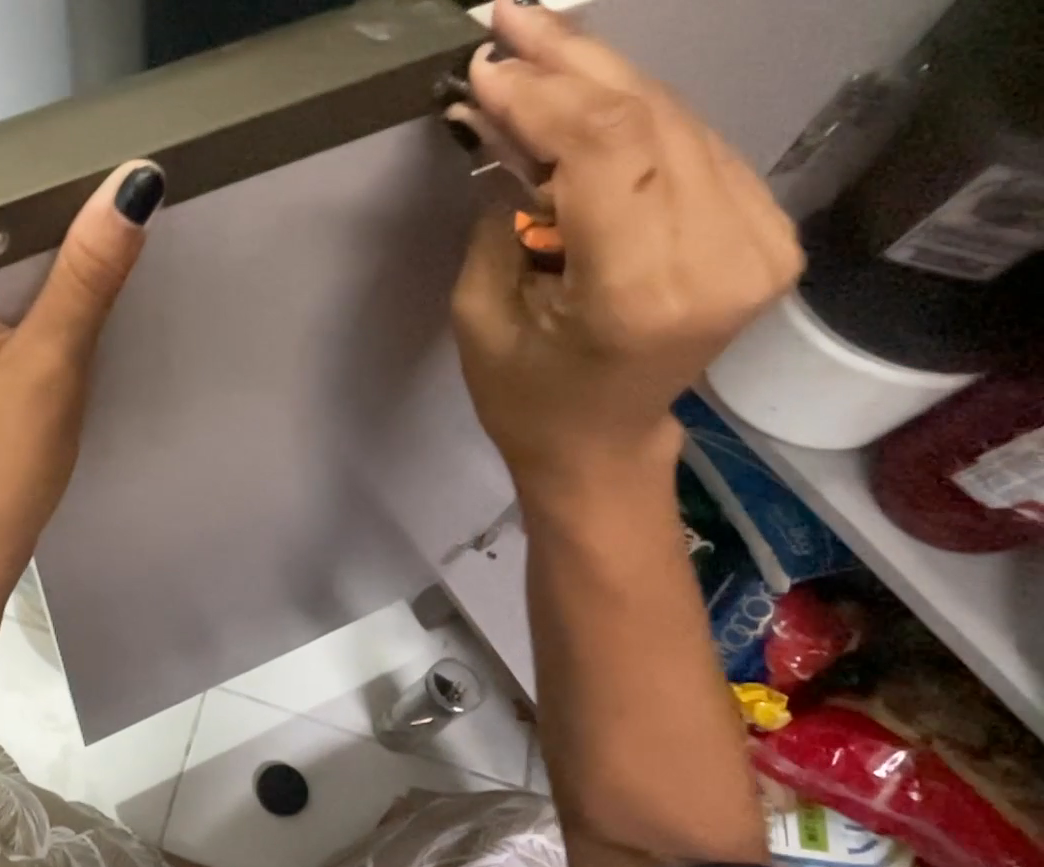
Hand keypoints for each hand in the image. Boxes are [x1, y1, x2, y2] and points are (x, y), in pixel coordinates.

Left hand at [0, 161, 163, 580]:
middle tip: (102, 226)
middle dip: (30, 231)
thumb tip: (134, 183)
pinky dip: (15, 300)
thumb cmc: (3, 464)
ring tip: (90, 260)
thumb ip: (85, 274)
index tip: (88, 190)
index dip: (23, 193)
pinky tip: (59, 304)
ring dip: (28, 268)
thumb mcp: (49, 364)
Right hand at [450, 0, 801, 493]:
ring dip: (600, 78)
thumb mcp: (483, 315)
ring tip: (535, 45)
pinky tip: (583, 96)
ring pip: (675, 118)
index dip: (541, 96)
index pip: (604, 151)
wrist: (602, 442)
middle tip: (508, 22)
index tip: (484, 67)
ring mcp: (757, 240)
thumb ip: (500, 212)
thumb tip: (497, 120)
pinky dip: (632, 114)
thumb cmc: (525, 399)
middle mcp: (718, 257)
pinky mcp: (765, 230)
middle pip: (648, 119)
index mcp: (639, 293)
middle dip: (570, 65)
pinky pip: (692, 143)